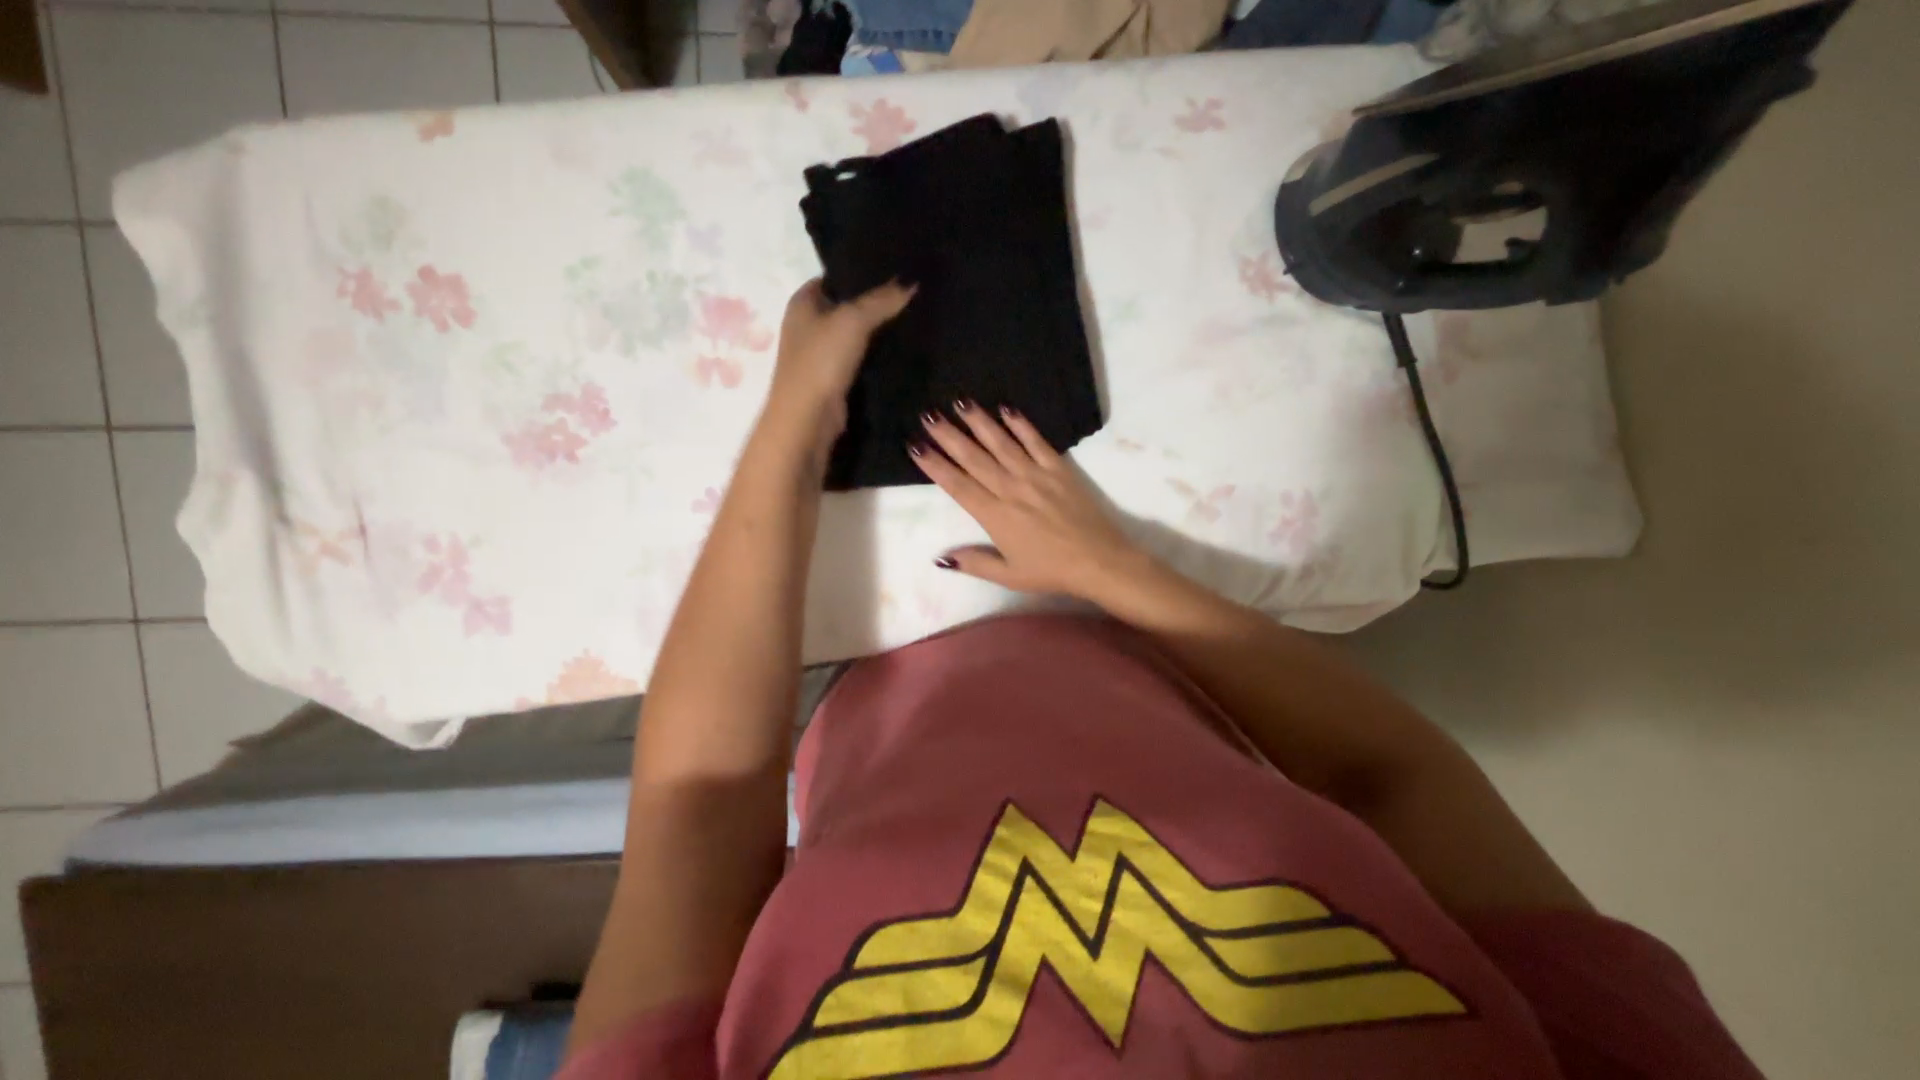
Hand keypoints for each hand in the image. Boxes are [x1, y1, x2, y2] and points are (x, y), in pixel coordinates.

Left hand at [764, 278, 914, 443]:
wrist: (808, 419)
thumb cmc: (821, 361)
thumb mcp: (853, 319)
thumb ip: (882, 299)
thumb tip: (911, 282)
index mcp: (802, 301)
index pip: (836, 276)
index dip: (864, 271)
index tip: (898, 268)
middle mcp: (808, 323)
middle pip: (848, 304)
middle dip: (876, 300)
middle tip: (913, 291)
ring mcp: (821, 352)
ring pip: (857, 332)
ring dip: (880, 328)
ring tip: (916, 315)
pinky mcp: (835, 376)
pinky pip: (861, 356)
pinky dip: (878, 352)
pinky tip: (903, 346)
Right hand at [911, 404, 1144, 599]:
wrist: (1099, 561)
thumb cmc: (1051, 571)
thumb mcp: (1009, 576)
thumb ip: (974, 563)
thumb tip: (940, 558)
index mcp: (995, 516)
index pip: (958, 485)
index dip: (935, 465)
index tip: (916, 446)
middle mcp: (1011, 489)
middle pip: (974, 458)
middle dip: (949, 435)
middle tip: (929, 415)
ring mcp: (1036, 476)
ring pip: (1002, 443)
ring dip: (980, 422)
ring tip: (960, 403)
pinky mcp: (1059, 469)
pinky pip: (1036, 441)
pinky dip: (1021, 424)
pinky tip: (1006, 408)